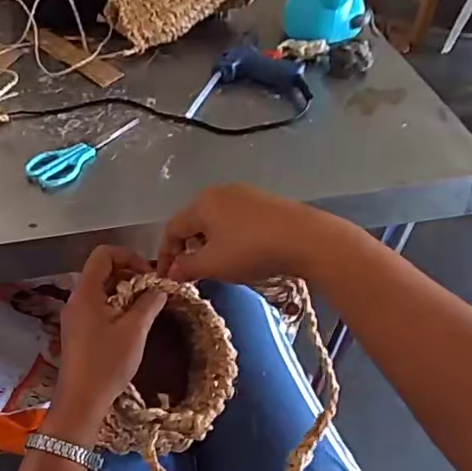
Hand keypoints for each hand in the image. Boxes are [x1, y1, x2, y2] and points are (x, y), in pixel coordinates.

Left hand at [50, 247, 166, 438]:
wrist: (81, 401)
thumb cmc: (107, 364)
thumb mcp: (135, 330)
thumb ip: (149, 303)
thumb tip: (160, 288)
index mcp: (85, 293)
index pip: (103, 254)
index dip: (129, 256)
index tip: (149, 274)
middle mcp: (76, 300)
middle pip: (102, 270)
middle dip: (130, 274)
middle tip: (152, 290)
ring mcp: (75, 316)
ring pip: (101, 290)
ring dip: (125, 292)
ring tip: (146, 307)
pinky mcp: (78, 331)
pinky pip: (98, 307)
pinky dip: (116, 306)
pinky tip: (132, 323)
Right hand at [157, 184, 358, 284]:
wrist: (306, 239)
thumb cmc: (251, 250)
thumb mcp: (213, 264)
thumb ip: (186, 267)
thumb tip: (171, 271)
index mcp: (201, 203)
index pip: (172, 229)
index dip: (165, 255)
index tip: (165, 278)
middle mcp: (220, 192)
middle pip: (193, 222)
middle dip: (187, 249)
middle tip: (189, 273)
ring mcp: (245, 195)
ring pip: (215, 222)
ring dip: (208, 245)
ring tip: (214, 267)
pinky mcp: (266, 203)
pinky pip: (236, 221)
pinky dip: (229, 239)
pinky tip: (239, 255)